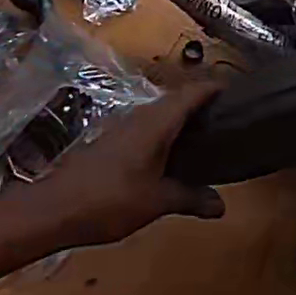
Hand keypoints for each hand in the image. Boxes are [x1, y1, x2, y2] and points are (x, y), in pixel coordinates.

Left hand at [0, 84, 228, 294]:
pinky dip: (169, 130)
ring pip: (163, 111)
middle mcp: (143, 115)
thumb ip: (190, 198)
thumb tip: (222, 206)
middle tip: (231, 116)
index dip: (215, 87)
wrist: (56, 207)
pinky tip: (176, 153)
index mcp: (157, 121)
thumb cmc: (110, 199)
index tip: (239, 90)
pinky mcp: (116, 139)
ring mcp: (126, 126)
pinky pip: (151, 125)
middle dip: (204, 102)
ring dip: (185, 117)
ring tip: (210, 133)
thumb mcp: (156, 202)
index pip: (192, 92)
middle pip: (179, 98)